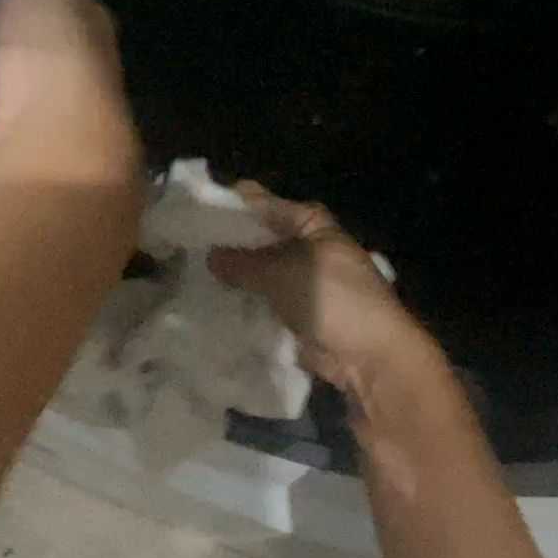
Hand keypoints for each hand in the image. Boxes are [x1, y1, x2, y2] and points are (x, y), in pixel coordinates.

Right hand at [0, 0, 142, 188]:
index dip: (64, 12)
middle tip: (2, 58)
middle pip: (58, 86)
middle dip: (34, 74)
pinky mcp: (24, 190)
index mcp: (96, 56)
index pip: (86, 27)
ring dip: (5, 120)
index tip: (40, 0)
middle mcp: (86, 112)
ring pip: (29, 130)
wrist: (53, 159)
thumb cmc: (55, 64)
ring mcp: (56, 156)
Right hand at [208, 181, 447, 396]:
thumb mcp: (281, 272)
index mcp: (313, 226)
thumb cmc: (332, 298)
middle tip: (189, 244)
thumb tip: (211, 256)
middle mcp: (310, 250)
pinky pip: (264, 304)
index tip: (200, 206)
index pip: (268, 204)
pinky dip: (245, 304)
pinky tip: (214, 304)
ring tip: (193, 273)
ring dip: (236, 278)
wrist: (368, 355)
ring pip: (261, 274)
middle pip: (263, 240)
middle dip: (231, 244)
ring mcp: (305, 284)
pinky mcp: (299, 316)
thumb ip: (243, 262)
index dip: (237, 203)